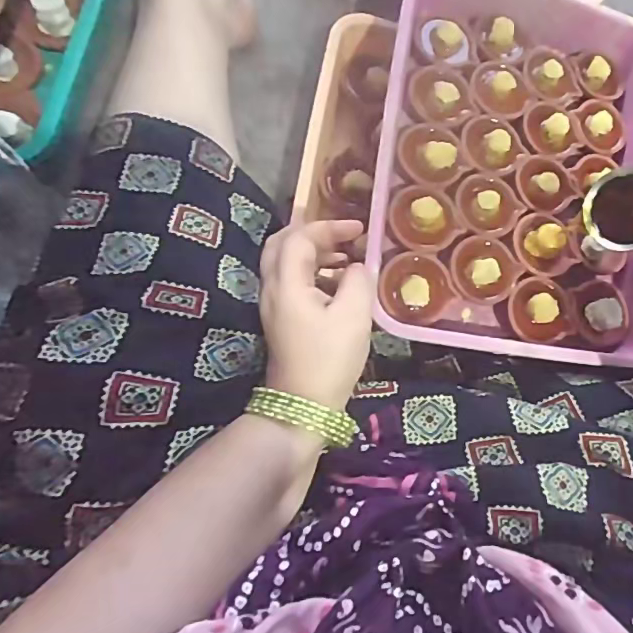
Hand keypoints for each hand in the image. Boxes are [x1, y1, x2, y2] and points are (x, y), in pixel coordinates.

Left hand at [259, 220, 371, 409]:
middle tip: (345, 237)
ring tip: (348, 259)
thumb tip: (358, 266)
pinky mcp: (281, 319)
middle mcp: (272, 288)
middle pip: (283, 244)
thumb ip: (358, 280)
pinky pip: (293, 282)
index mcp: (286, 283)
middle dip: (315, 234)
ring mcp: (274, 305)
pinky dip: (314, 273)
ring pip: (287, 263)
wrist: (304, 405)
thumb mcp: (354, 315)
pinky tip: (340, 285)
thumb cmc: (330, 358)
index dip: (329, 227)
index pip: (300, 237)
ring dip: (315, 254)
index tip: (359, 230)